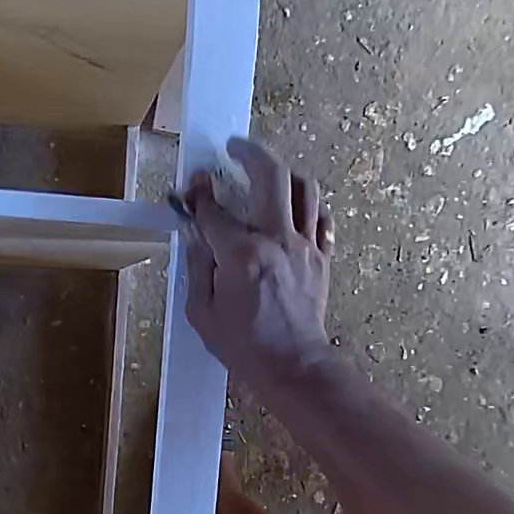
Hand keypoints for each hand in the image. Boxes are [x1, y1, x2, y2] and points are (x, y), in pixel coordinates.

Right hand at [181, 137, 333, 383]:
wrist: (293, 366)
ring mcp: (306, 246)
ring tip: (265, 173)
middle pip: (271, 176)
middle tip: (235, 147)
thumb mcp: (201, 311)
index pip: (214, 211)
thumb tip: (195, 234)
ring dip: (282, 173)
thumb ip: (197, 266)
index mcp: (241, 255)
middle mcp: (277, 240)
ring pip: (304, 189)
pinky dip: (305, 206)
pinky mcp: (322, 257)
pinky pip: (320, 218)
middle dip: (251, 153)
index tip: (191, 184)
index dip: (198, 194)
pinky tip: (290, 210)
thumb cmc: (241, 344)